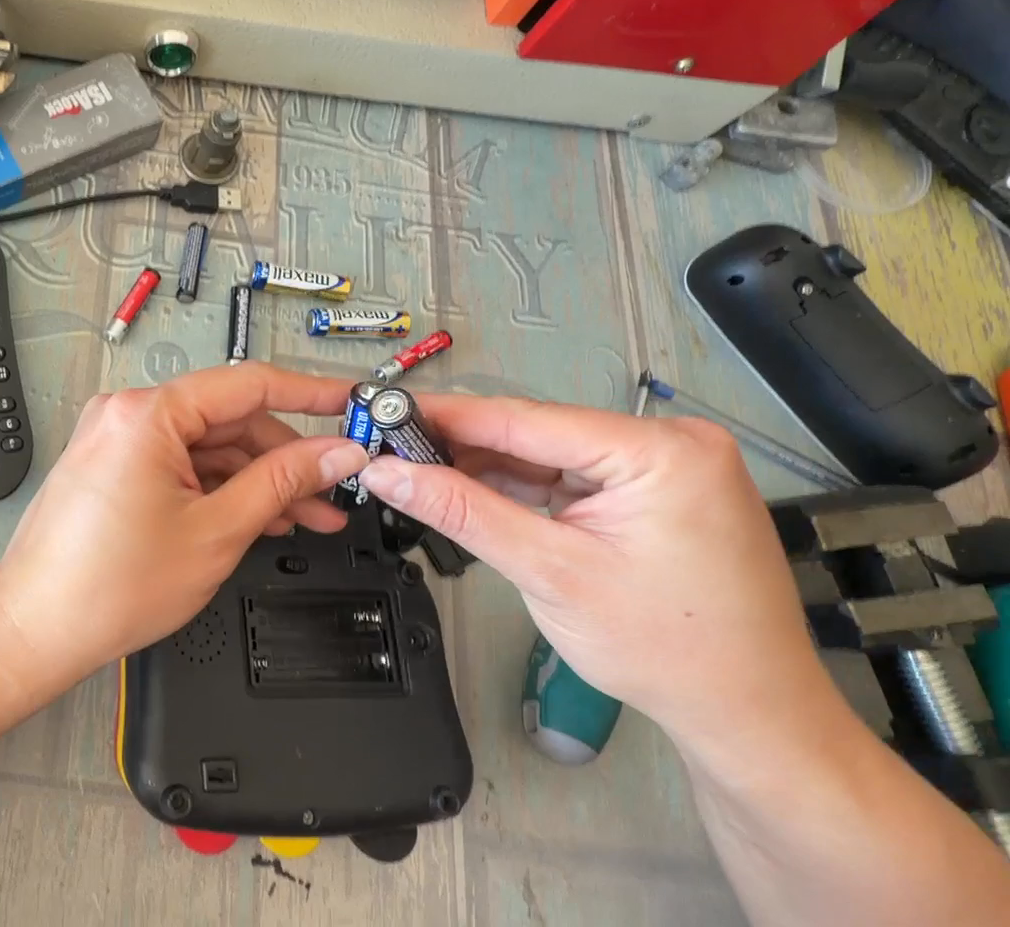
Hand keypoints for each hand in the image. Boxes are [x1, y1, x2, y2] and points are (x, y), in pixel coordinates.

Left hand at [0, 364, 369, 684]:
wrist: (39, 628)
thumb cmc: (107, 587)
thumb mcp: (217, 531)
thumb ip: (282, 482)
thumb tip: (332, 454)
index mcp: (147, 415)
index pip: (248, 385)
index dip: (310, 394)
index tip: (350, 404)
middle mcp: (126, 416)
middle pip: (229, 420)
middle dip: (286, 457)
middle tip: (335, 486)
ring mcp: (115, 442)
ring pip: (207, 448)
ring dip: (256, 480)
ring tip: (307, 516)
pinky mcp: (112, 468)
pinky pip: (180, 466)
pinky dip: (219, 489)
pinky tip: (258, 516)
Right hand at [353, 395, 829, 743]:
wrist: (747, 713)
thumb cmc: (663, 647)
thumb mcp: (548, 572)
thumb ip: (461, 512)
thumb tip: (386, 472)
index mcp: (659, 450)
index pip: (524, 419)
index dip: (444, 417)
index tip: (381, 415)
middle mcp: (668, 443)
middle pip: (536, 433)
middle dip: (461, 446)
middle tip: (389, 453)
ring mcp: (664, 468)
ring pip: (547, 454)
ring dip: (485, 468)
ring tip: (417, 474)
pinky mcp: (653, 493)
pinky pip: (569, 477)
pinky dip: (520, 489)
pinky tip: (471, 493)